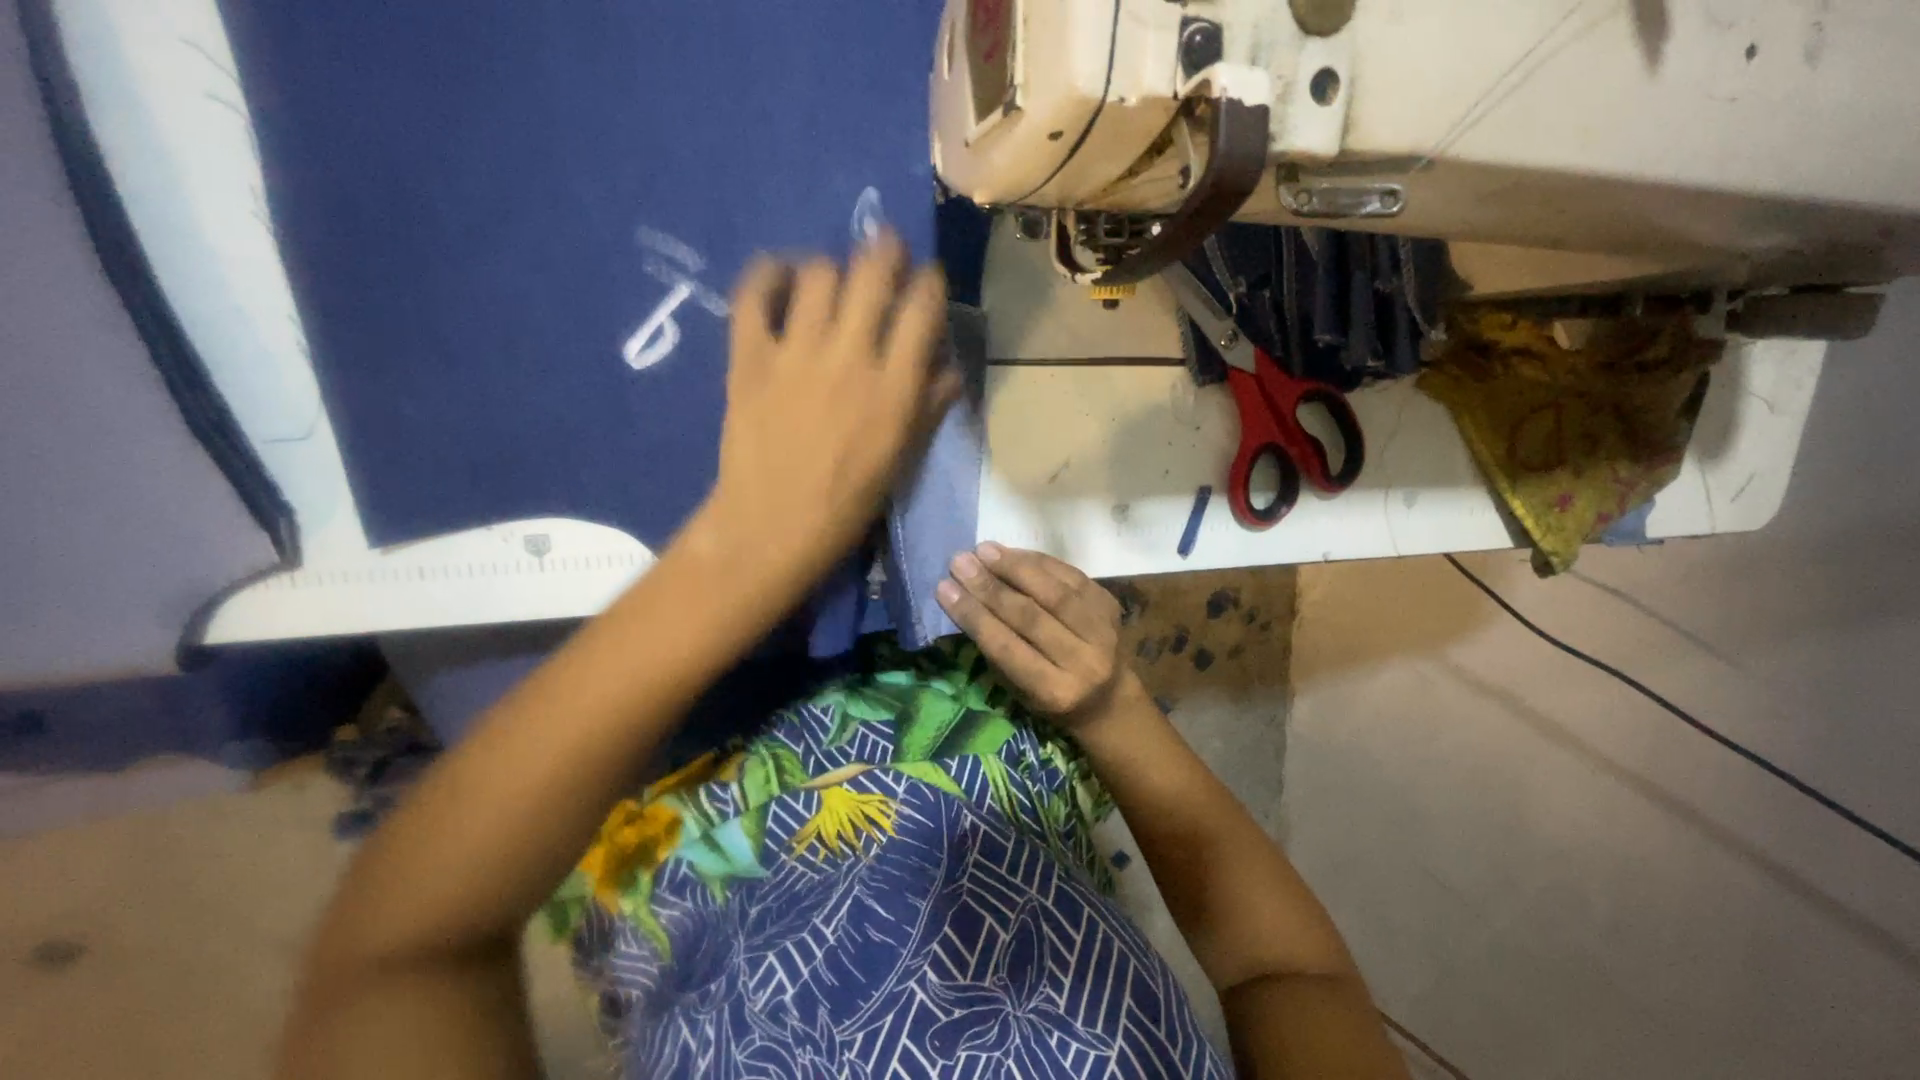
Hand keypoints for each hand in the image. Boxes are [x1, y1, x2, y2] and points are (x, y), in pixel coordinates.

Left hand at [702, 232, 957, 592]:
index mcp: (893, 387)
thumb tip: (949, 364)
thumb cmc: (847, 502)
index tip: (926, 279)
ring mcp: (795, 353)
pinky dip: (767, 275)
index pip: (922, 307)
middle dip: (885, 249)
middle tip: (884, 250)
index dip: (929, 281)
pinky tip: (779, 277)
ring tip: (831, 278)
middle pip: (873, 272)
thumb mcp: (902, 457)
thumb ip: (929, 405)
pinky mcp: (749, 357)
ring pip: (818, 273)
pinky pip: (754, 294)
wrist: (772, 527)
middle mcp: (849, 357)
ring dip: (831, 266)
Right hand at [936, 543, 1144, 726]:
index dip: (973, 615)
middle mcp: (1084, 661)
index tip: (943, 588)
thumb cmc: (1052, 699)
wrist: (1111, 699)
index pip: (1006, 647)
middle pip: (1029, 616)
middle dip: (989, 586)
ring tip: (983, 550)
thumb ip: (996, 649)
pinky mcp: (1110, 607)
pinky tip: (1012, 552)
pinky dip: (1039, 562)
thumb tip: (966, 599)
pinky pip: (1072, 576)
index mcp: (1055, 692)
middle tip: (959, 563)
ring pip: (1053, 591)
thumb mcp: (1019, 689)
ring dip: (1014, 566)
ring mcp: (1102, 632)